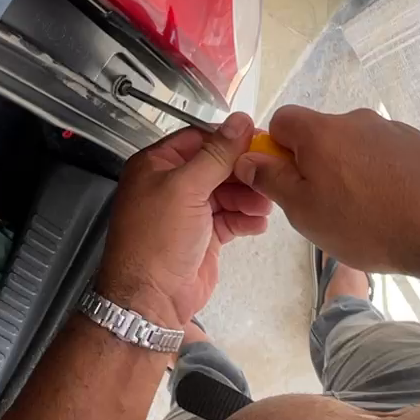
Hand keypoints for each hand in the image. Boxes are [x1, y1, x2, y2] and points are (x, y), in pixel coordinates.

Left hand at [95, 114, 271, 331]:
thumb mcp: (186, 188)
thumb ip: (216, 154)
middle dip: (242, 172)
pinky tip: (258, 223)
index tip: (258, 140)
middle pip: (216, 166)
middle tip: (268, 175)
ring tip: (265, 204)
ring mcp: (187, 211)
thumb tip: (240, 122)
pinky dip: (245, 219)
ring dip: (248, 197)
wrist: (151, 298)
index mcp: (156, 165)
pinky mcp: (202, 236)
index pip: (198, 139)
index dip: (228, 139)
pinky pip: (229, 219)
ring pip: (226, 193)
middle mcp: (170, 185)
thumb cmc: (156, 240)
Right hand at [232, 106, 419, 280]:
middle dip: (314, 164)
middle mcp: (358, 120)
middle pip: (321, 135)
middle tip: (324, 206)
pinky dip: (382, 178)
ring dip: (350, 172)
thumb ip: (272, 180)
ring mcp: (395, 131)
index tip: (286, 181)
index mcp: (322, 131)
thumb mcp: (305, 211)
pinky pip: (387, 158)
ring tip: (365, 215)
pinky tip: (395, 210)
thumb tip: (248, 158)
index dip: (276, 149)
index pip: (283, 119)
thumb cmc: (367, 224)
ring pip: (356, 148)